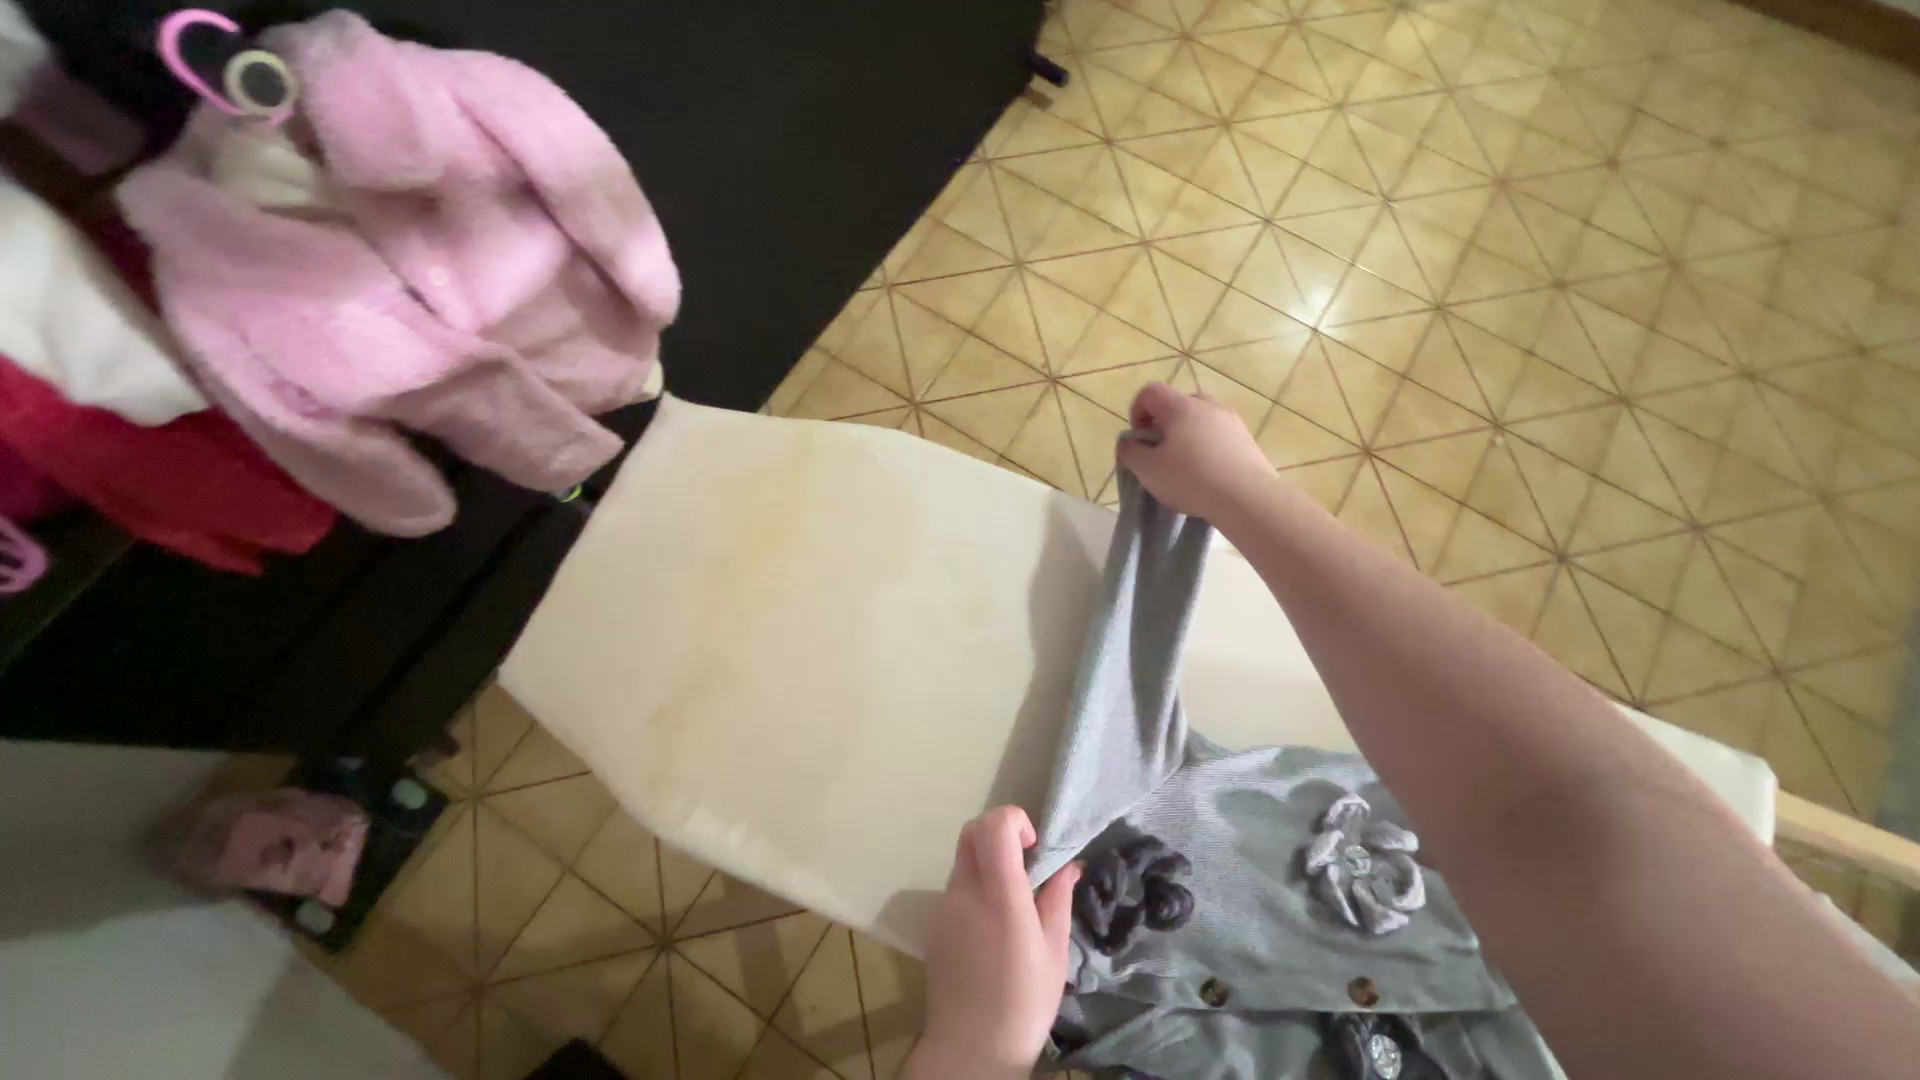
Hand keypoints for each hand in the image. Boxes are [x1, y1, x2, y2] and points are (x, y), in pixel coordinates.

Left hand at [908, 806, 1080, 1079]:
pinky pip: (956, 887)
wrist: (971, 1048)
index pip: (994, 826)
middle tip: (1024, 862)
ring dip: (988, 862)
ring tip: (1013, 900)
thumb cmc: (1024, 1001)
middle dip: (1000, 833)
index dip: (1014, 820)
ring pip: (963, 859)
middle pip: (972, 831)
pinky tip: (993, 925)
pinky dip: (976, 887)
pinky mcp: (935, 923)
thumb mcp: (1055, 951)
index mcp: (1000, 895)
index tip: (1033, 845)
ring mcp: (945, 906)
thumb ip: (1058, 899)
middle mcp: (966, 891)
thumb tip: (1069, 865)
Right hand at [1116, 382, 1275, 522]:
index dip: (1137, 411)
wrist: (1247, 498)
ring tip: (1185, 464)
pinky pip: (1219, 434)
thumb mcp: (1147, 470)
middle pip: (1178, 403)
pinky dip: (1208, 446)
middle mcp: (1208, 405)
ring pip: (1201, 418)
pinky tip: (1208, 472)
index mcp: (1180, 407)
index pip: (1150, 392)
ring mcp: (1231, 421)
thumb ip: (1130, 452)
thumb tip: (1128, 442)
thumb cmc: (1191, 479)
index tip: (1139, 439)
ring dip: (1187, 435)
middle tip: (1160, 451)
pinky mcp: (1247, 439)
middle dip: (1164, 423)